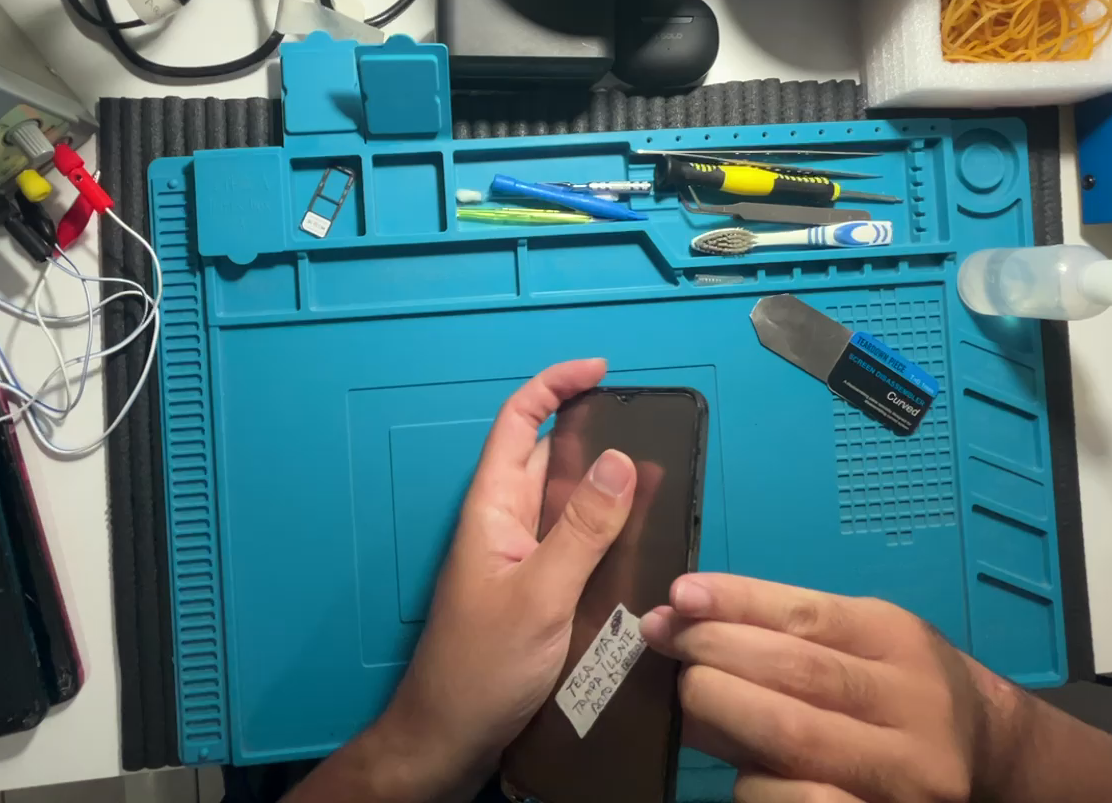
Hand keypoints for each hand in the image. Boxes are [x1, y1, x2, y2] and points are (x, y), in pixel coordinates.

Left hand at [370, 359, 639, 799]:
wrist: (450, 740)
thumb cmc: (482, 665)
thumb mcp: (539, 594)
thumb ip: (581, 529)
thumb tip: (621, 460)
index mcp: (493, 504)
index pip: (519, 421)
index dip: (554, 386)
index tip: (600, 371)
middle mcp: (507, 518)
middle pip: (549, 456)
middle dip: (594, 436)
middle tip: (651, 435)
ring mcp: (522, 553)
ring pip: (566, 500)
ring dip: (605, 486)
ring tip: (661, 482)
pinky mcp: (537, 584)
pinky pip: (575, 540)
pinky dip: (606, 529)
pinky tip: (641, 539)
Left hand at [639, 574, 1024, 802]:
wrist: (984, 754)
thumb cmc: (891, 682)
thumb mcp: (852, 638)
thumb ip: (774, 633)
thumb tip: (674, 627)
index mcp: (895, 640)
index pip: (804, 613)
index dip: (734, 601)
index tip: (678, 594)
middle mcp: (914, 707)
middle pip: (795, 672)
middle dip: (713, 653)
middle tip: (667, 643)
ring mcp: (911, 779)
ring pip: (794, 739)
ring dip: (722, 713)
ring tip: (689, 696)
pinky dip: (754, 782)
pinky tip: (737, 766)